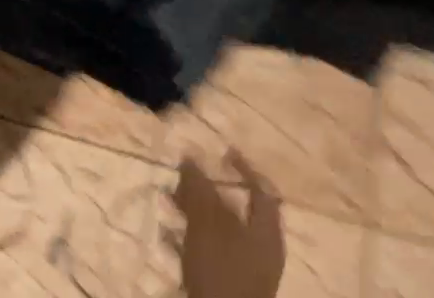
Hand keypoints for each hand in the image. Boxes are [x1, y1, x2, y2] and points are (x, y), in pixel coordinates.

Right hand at [173, 150, 285, 297]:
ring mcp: (244, 269)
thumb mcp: (208, 228)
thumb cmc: (221, 273)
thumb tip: (190, 157)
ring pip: (219, 229)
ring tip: (167, 199)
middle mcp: (260, 250)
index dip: (245, 169)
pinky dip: (188, 238)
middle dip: (208, 189)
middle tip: (182, 174)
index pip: (262, 192)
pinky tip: (167, 234)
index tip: (221, 150)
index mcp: (265, 234)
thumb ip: (201, 192)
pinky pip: (206, 251)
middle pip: (236, 210)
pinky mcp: (224, 283)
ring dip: (193, 211)